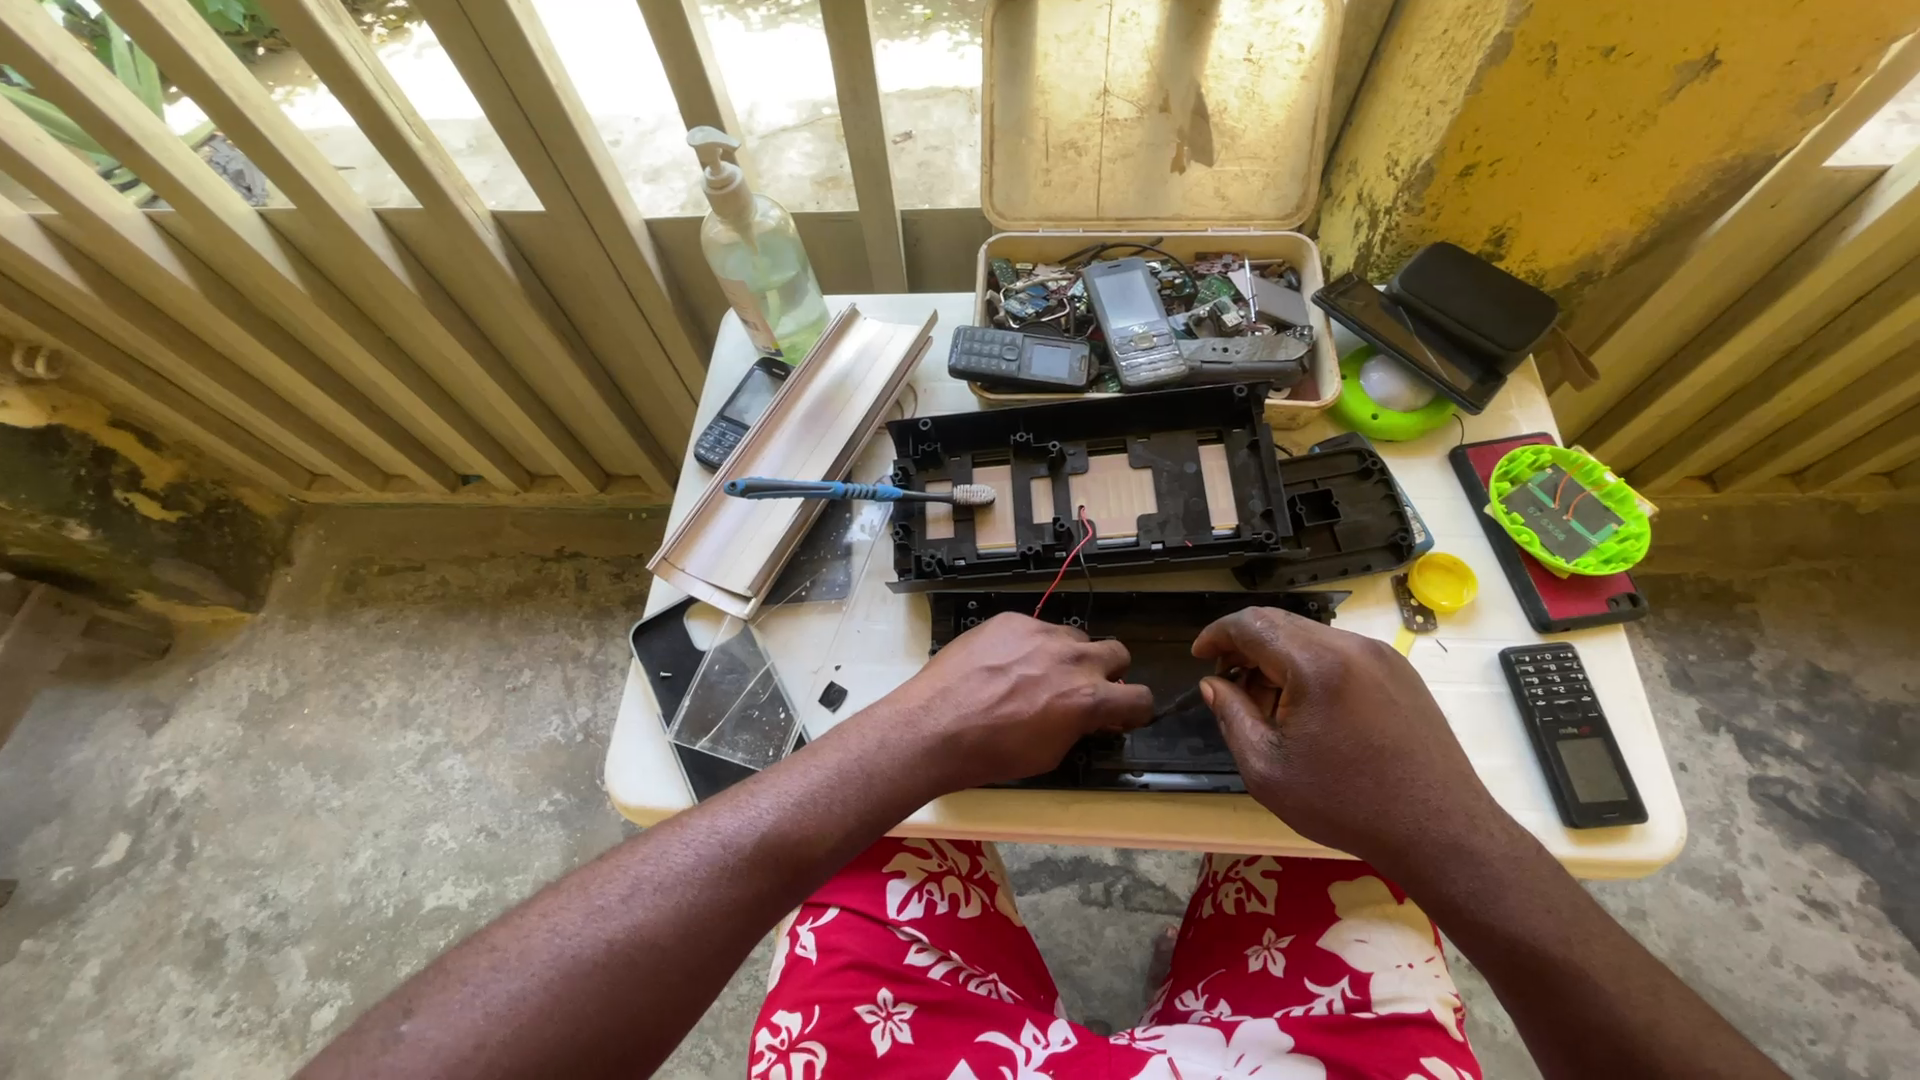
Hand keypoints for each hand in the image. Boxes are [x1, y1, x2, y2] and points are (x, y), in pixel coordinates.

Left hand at [873, 612, 1153, 790]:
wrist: (932, 726)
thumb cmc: (991, 753)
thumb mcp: (1049, 754)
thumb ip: (1079, 728)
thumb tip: (1088, 717)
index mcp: (1088, 699)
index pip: (1141, 698)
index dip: (1133, 710)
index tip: (1119, 716)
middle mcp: (1072, 659)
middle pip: (1118, 653)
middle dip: (1109, 673)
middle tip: (1083, 690)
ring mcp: (1040, 633)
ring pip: (1074, 637)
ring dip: (1067, 657)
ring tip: (1034, 676)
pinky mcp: (1010, 620)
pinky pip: (1035, 629)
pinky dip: (1029, 646)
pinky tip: (1002, 665)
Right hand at [1192, 607, 1517, 869]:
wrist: (1440, 832)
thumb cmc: (1346, 804)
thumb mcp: (1267, 769)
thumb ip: (1231, 716)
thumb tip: (1213, 684)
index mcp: (1317, 664)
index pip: (1251, 623)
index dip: (1217, 634)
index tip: (1199, 656)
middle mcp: (1351, 646)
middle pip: (1280, 623)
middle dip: (1245, 646)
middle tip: (1228, 684)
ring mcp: (1382, 656)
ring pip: (1310, 637)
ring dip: (1277, 658)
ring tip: (1268, 705)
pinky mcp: (1401, 672)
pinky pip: (1340, 653)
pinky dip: (1310, 667)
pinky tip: (1309, 709)